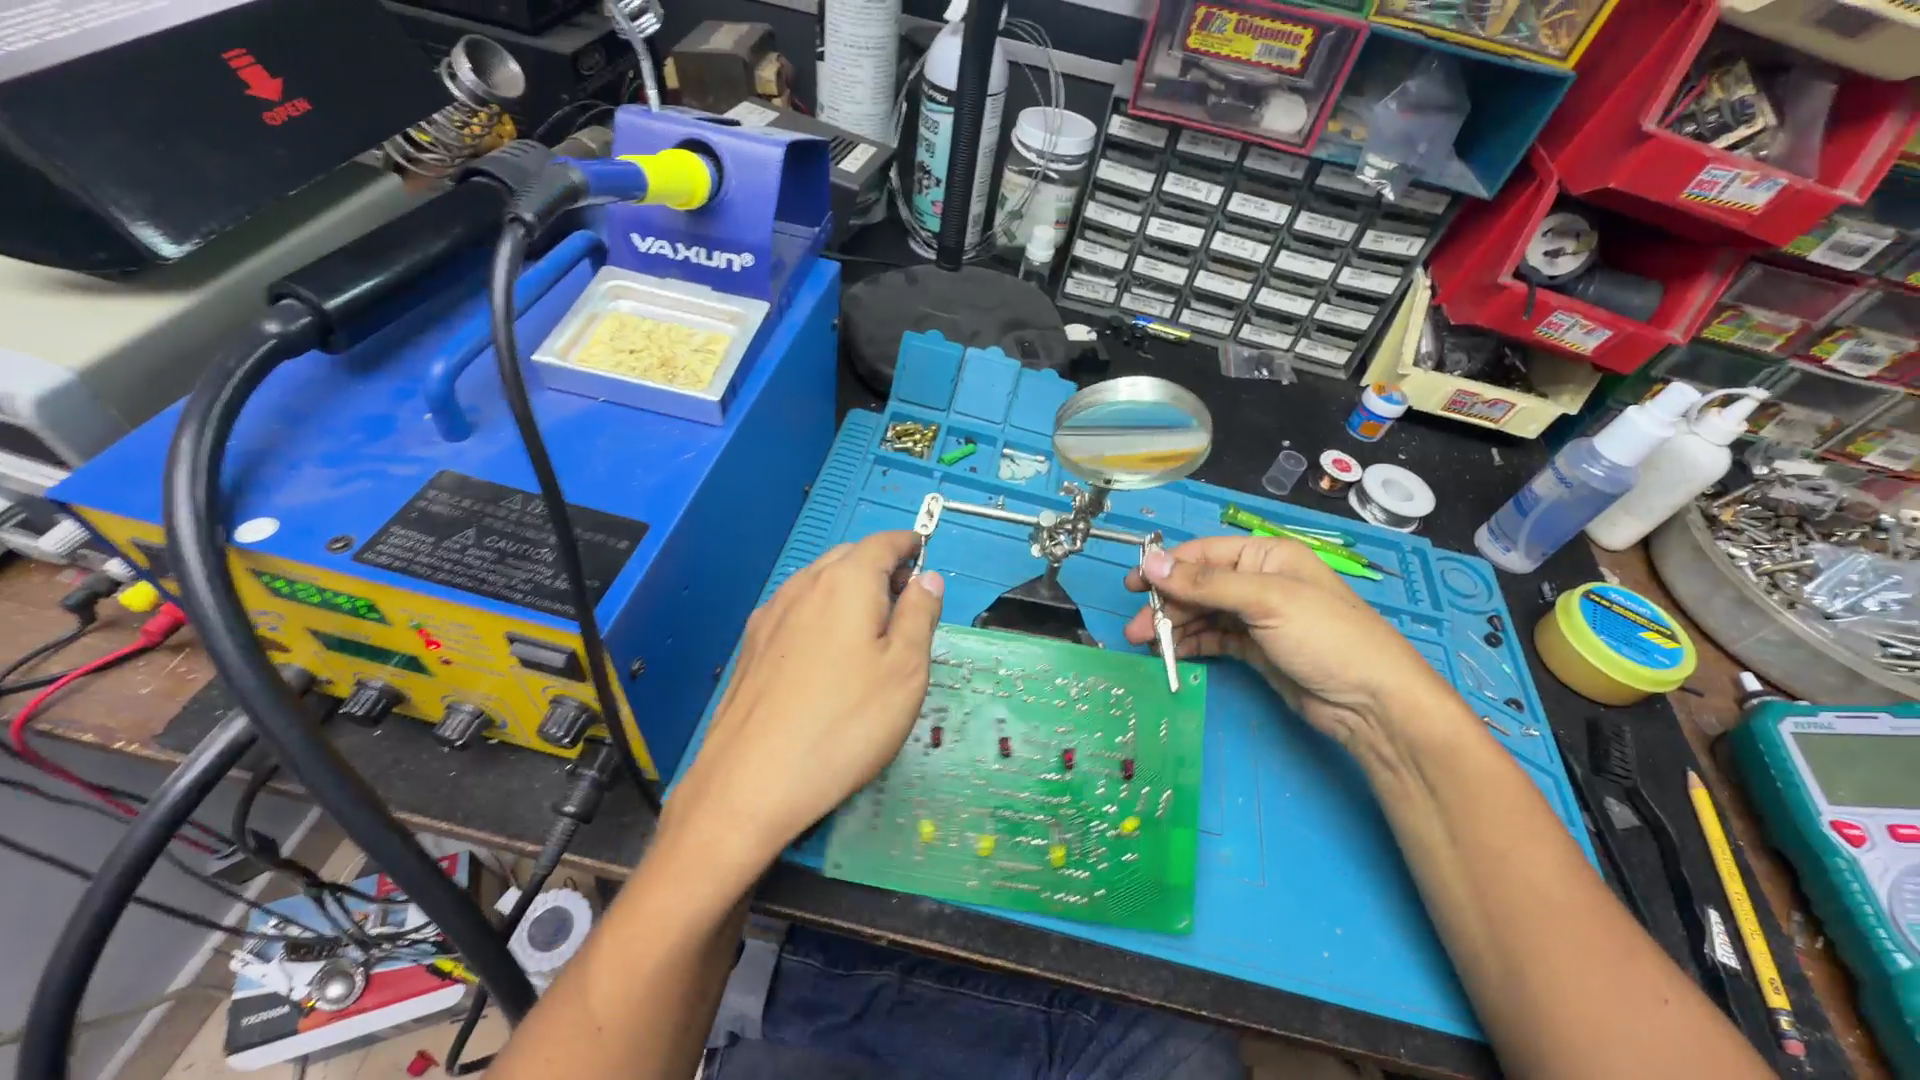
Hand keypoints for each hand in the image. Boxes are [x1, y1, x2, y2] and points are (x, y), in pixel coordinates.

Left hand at [664, 531, 943, 877]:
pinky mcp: (750, 649)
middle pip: (847, 558)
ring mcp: (769, 617)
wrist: (750, 782)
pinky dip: (821, 615)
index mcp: (846, 582)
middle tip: (906, 604)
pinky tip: (827, 657)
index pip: (883, 542)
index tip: (925, 559)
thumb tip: (928, 578)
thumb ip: (920, 615)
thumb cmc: (845, 724)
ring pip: (817, 584)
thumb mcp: (905, 671)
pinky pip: (795, 612)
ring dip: (848, 591)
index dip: (909, 546)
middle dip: (880, 568)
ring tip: (871, 633)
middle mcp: (802, 586)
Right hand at [1123, 535, 1467, 747]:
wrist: (1372, 703)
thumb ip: (1205, 583)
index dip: (1167, 567)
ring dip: (1175, 627)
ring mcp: (1259, 618)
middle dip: (1166, 604)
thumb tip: (1151, 563)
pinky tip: (1173, 653)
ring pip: (1204, 615)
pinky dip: (1192, 644)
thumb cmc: (1326, 638)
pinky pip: (1215, 640)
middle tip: (1135, 629)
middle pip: (1200, 586)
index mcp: (1268, 557)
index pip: (1205, 554)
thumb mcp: (1265, 601)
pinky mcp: (1257, 650)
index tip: (1133, 585)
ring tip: (1148, 645)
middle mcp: (1261, 582)